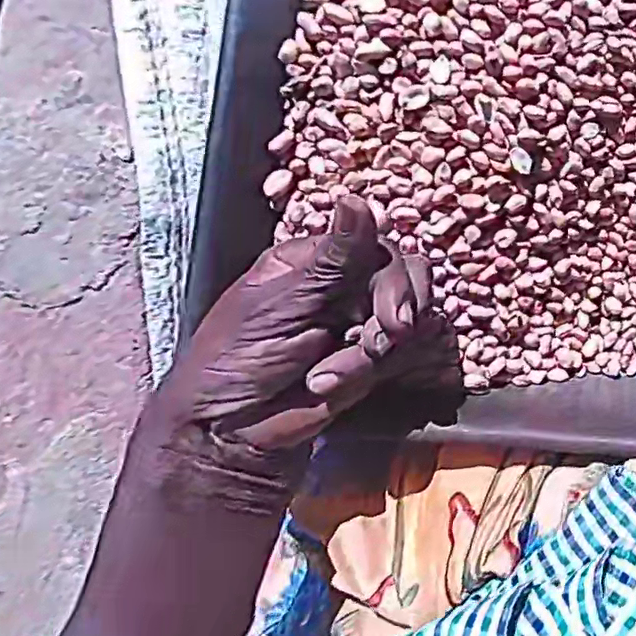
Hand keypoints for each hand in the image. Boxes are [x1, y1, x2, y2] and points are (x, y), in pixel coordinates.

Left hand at [130, 195, 446, 513]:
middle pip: (407, 277)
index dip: (395, 277)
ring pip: (409, 317)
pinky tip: (333, 385)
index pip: (379, 248)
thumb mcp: (282, 303)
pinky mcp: (371, 355)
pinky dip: (371, 371)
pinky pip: (401, 352)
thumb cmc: (235, 360)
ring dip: (375, 349)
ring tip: (331, 374)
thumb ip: (333, 257)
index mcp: (317, 260)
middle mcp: (346, 284)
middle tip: (385, 338)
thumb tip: (355, 198)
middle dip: (396, 311)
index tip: (393, 312)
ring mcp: (361, 320)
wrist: (227, 437)